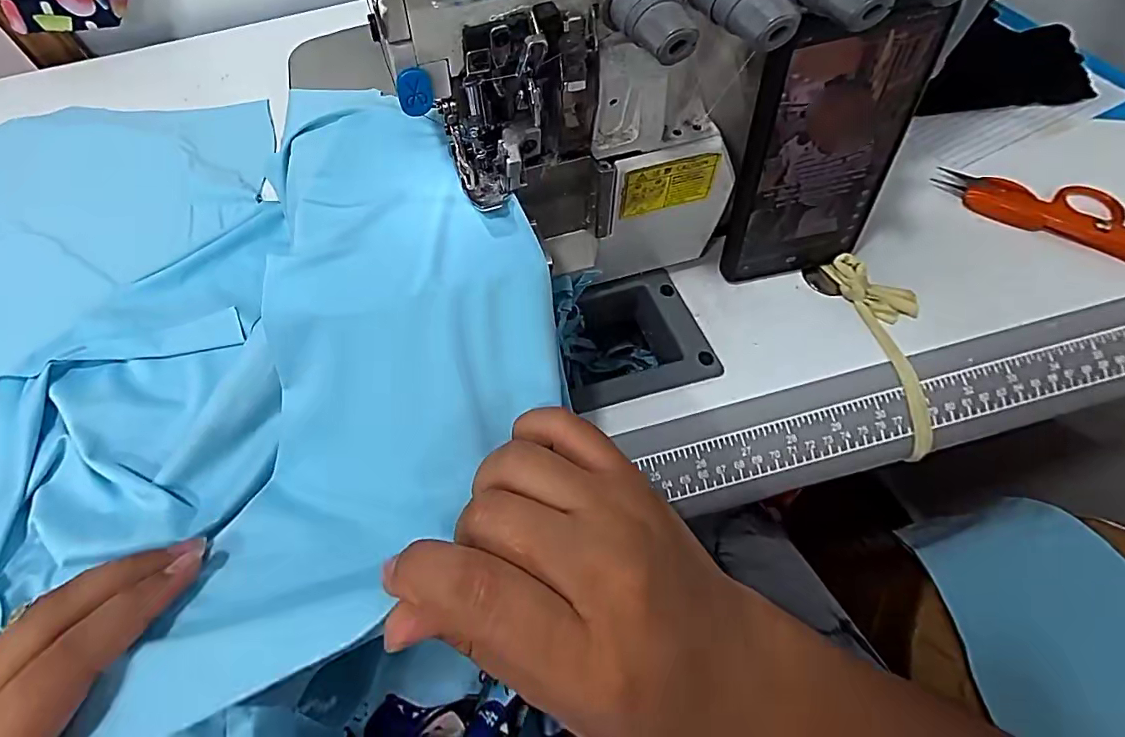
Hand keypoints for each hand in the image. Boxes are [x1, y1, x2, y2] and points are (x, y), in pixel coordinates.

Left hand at [0, 540, 203, 736]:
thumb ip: (101, 727)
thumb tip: (161, 692)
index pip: (65, 658)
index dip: (132, 605)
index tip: (188, 564)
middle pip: (43, 619)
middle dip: (122, 574)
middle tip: (183, 547)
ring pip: (24, 622)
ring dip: (98, 585)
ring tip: (152, 563)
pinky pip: (16, 641)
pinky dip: (70, 612)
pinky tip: (102, 602)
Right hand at [383, 408, 997, 736]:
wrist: (729, 665)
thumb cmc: (638, 702)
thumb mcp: (554, 697)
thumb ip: (473, 639)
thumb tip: (395, 607)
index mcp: (590, 658)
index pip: (478, 592)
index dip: (421, 575)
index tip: (402, 576)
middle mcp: (608, 569)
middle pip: (486, 517)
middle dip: (464, 542)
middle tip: (487, 568)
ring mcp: (622, 507)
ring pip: (508, 465)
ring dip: (490, 495)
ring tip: (513, 527)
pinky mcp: (630, 471)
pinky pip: (551, 422)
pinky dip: (525, 440)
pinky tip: (535, 479)